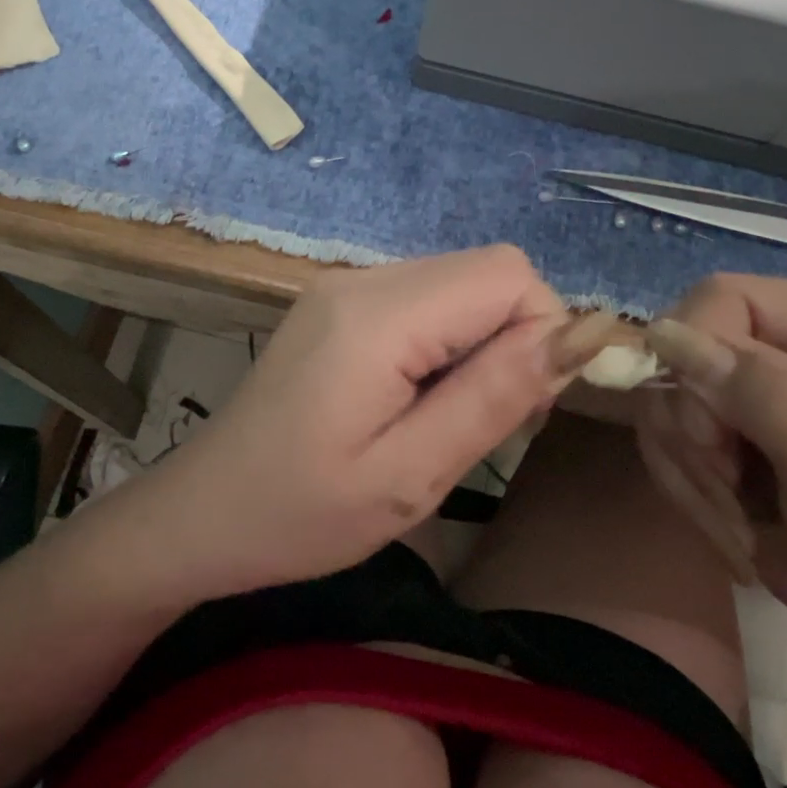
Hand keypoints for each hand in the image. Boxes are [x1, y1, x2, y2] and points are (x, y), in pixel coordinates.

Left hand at [120, 246, 570, 598]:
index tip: (523, 410)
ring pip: (461, 286)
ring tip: (446, 420)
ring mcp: (346, 286)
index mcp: (377, 315)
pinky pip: (426, 301)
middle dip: (515, 341)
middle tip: (482, 424)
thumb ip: (494, 396)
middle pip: (486, 273)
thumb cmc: (299, 515)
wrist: (202, 514)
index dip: (543, 333)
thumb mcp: (408, 475)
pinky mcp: (339, 305)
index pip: (508, 275)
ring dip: (482, 345)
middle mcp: (362, 278)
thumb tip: (584, 334)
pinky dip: (448, 344)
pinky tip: (418, 401)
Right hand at [635, 275, 786, 639]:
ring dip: (687, 464)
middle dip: (694, 427)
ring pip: (661, 395)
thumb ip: (761, 392)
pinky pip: (659, 435)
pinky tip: (729, 520)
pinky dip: (682, 483)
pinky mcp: (721, 432)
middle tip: (731, 482)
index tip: (713, 436)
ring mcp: (750, 391)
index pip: (725, 298)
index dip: (698, 355)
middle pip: (681, 348)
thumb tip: (663, 333)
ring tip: (738, 514)